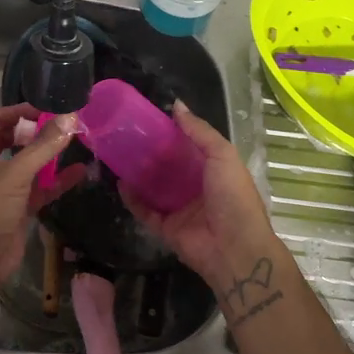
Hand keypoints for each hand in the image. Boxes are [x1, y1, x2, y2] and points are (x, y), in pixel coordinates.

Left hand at [0, 104, 77, 289]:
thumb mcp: (16, 173)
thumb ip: (44, 145)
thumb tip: (71, 118)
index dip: (18, 111)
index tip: (46, 109)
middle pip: (11, 139)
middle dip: (35, 132)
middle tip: (62, 125)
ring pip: (26, 164)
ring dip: (48, 155)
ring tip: (75, 142)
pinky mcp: (14, 207)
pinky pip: (37, 187)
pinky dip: (55, 180)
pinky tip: (79, 172)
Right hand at [120, 101, 280, 291]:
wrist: (234, 248)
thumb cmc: (233, 196)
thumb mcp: (222, 155)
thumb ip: (199, 131)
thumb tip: (176, 105)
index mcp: (214, 170)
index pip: (189, 147)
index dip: (172, 133)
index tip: (150, 117)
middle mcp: (196, 189)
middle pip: (169, 167)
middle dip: (151, 152)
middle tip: (128, 134)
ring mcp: (180, 210)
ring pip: (154, 188)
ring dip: (138, 173)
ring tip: (118, 154)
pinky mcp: (166, 228)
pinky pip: (144, 211)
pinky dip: (132, 198)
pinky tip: (119, 182)